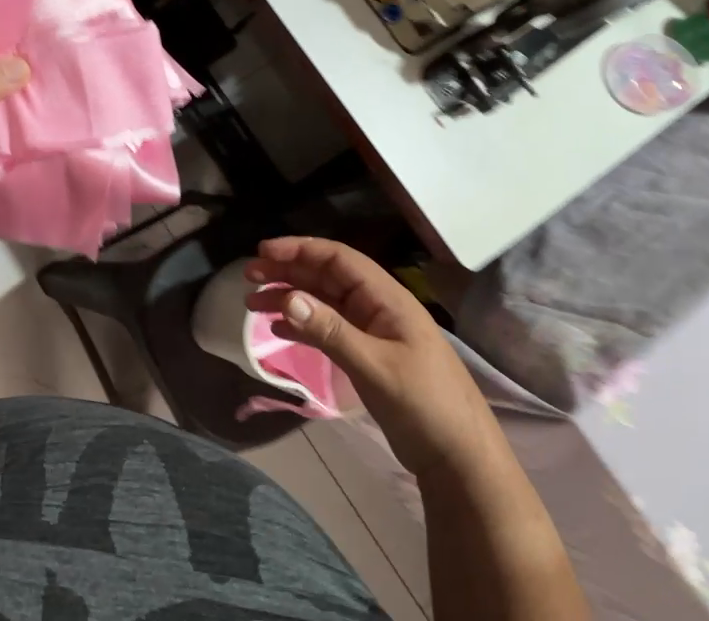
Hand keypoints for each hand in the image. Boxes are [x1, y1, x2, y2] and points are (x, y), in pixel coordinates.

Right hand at [245, 237, 501, 479]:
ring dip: (289, 298)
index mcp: (387, 299)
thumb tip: (287, 297)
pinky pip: (327, 329)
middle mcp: (378, 308)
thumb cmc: (424, 405)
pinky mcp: (368, 357)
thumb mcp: (375, 366)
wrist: (460, 459)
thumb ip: (330, 331)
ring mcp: (373, 333)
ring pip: (324, 302)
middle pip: (326, 277)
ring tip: (253, 304)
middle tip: (248, 277)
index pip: (338, 259)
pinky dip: (301, 325)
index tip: (262, 253)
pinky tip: (277, 329)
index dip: (300, 250)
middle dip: (288, 272)